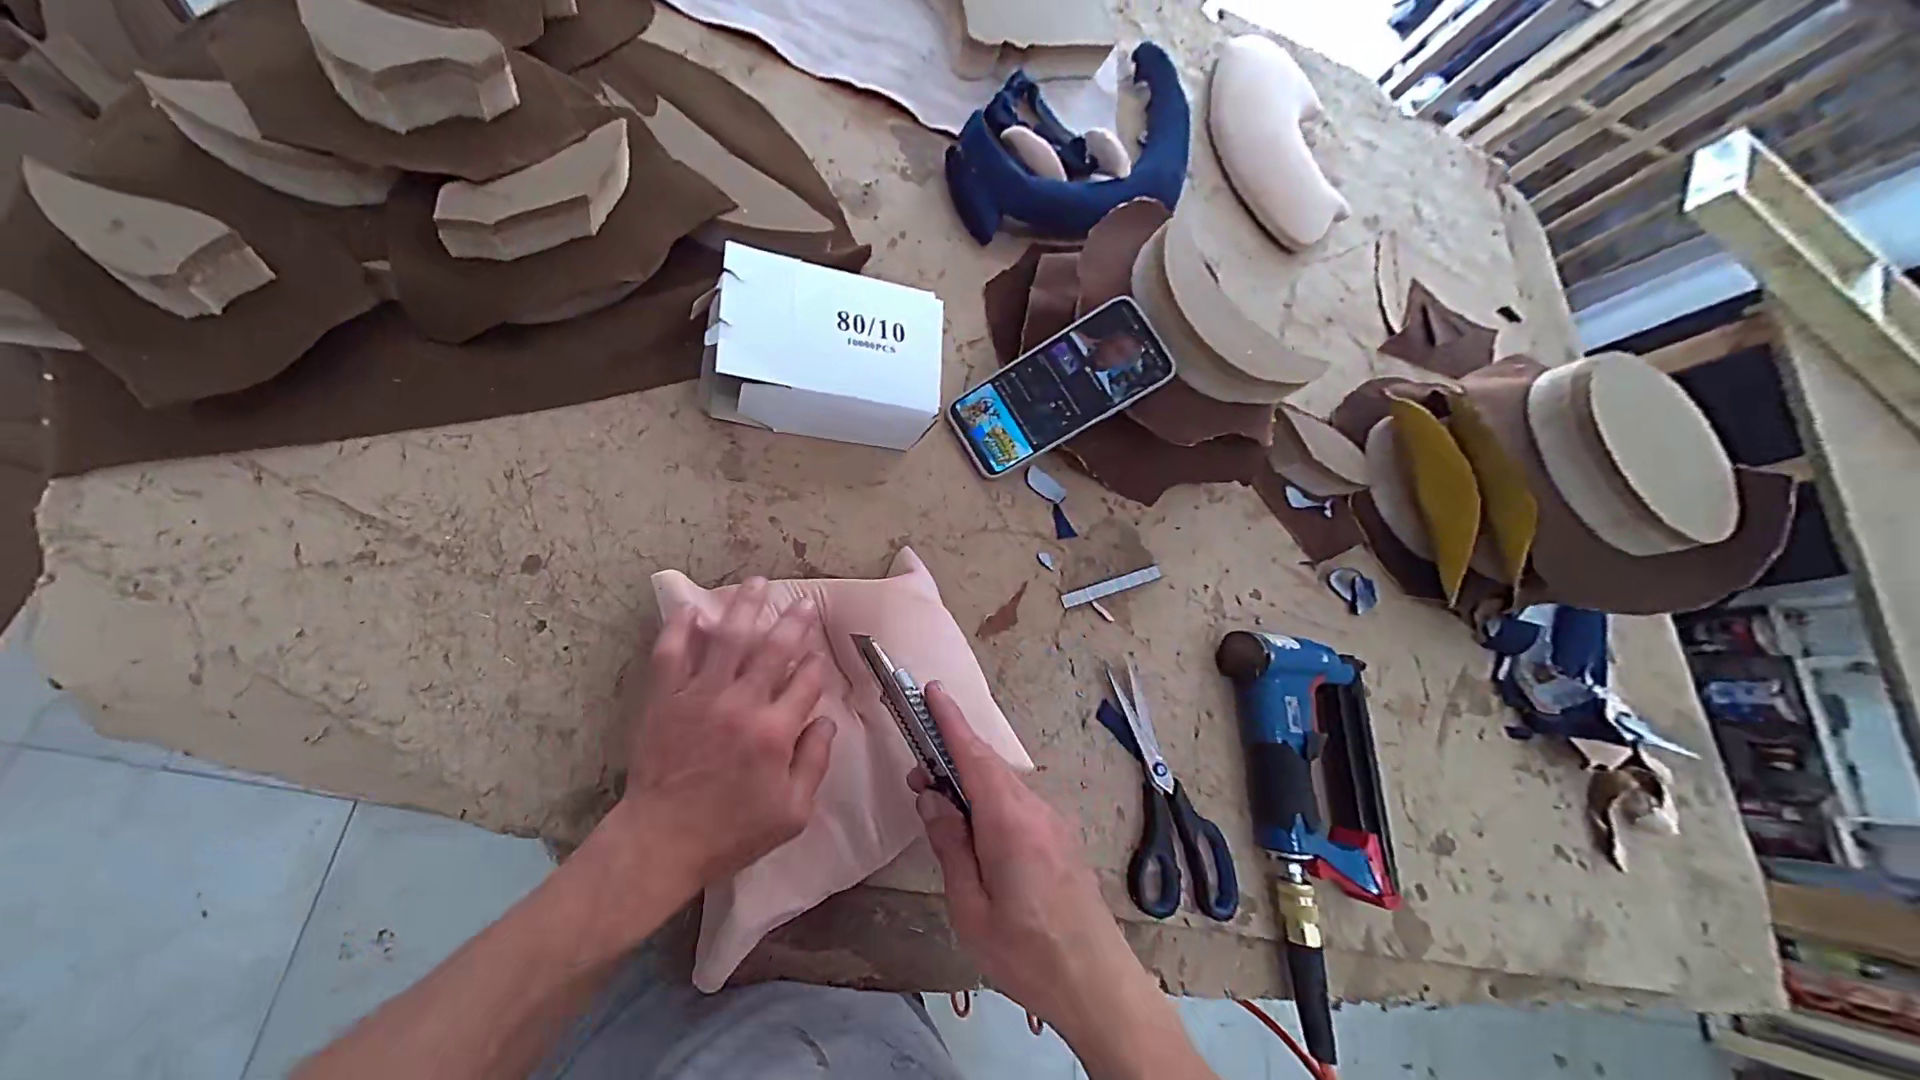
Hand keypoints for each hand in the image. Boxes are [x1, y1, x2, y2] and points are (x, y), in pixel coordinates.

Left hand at [618, 579, 836, 893]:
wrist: (660, 842)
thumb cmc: (731, 832)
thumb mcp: (792, 812)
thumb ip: (815, 762)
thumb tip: (825, 721)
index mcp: (775, 732)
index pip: (806, 683)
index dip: (816, 666)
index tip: (818, 657)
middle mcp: (741, 705)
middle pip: (774, 649)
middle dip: (793, 622)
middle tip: (803, 602)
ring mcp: (699, 697)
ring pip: (727, 639)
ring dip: (745, 607)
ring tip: (757, 583)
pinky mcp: (665, 700)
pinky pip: (672, 654)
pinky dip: (681, 628)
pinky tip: (692, 609)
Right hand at [911, 683, 1166, 1049]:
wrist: (1100, 985)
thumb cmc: (1028, 955)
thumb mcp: (970, 909)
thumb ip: (950, 846)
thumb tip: (932, 798)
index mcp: (1010, 822)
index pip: (973, 756)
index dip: (950, 720)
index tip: (932, 690)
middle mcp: (1035, 810)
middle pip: (987, 767)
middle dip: (951, 758)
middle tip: (917, 777)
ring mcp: (1053, 822)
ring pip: (1003, 786)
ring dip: (970, 784)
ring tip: (940, 808)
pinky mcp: (1060, 838)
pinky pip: (1017, 804)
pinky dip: (990, 802)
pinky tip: (975, 831)